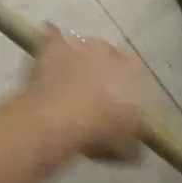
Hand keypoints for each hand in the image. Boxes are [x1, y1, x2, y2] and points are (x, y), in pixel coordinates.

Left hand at [25, 26, 158, 161]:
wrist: (59, 118)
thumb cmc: (99, 131)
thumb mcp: (125, 147)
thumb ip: (132, 142)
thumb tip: (133, 146)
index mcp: (130, 72)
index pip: (134, 68)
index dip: (125, 80)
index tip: (118, 93)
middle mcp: (107, 51)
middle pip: (106, 52)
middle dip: (100, 65)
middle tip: (91, 86)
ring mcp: (77, 45)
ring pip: (80, 43)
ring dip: (76, 54)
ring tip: (68, 71)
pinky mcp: (52, 46)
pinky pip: (51, 35)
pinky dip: (50, 37)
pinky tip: (47, 36)